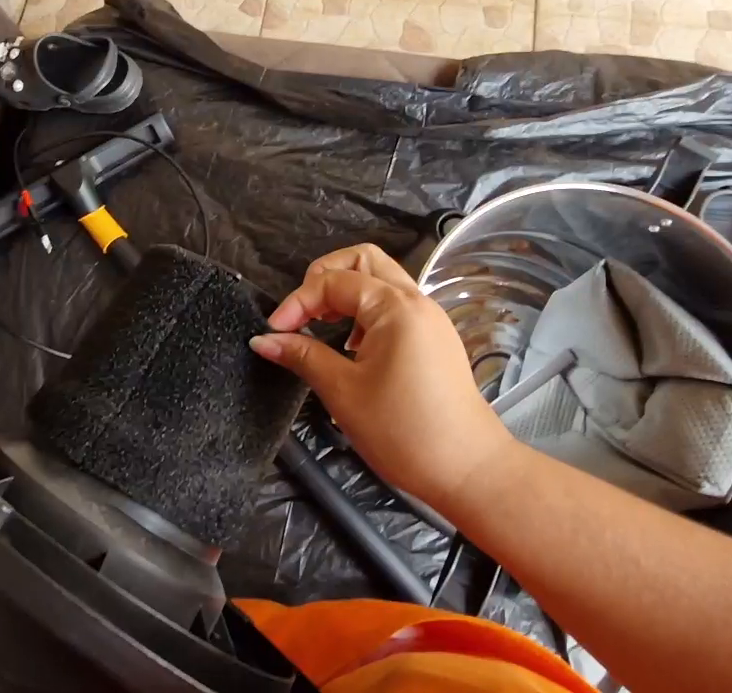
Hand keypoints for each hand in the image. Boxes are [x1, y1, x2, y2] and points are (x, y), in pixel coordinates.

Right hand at [251, 244, 513, 510]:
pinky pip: (394, 304)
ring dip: (346, 292)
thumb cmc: (403, 431)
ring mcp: (429, 318)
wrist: (469, 471)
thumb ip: (302, 356)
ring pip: (381, 279)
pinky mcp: (434, 338)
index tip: (274, 332)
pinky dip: (366, 310)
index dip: (296, 302)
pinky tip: (352, 345)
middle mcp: (415, 301)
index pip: (332, 282)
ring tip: (324, 326)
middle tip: (303, 311)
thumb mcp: (343, 392)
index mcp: (394, 307)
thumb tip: (263, 340)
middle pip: (363, 260)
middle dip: (324, 276)